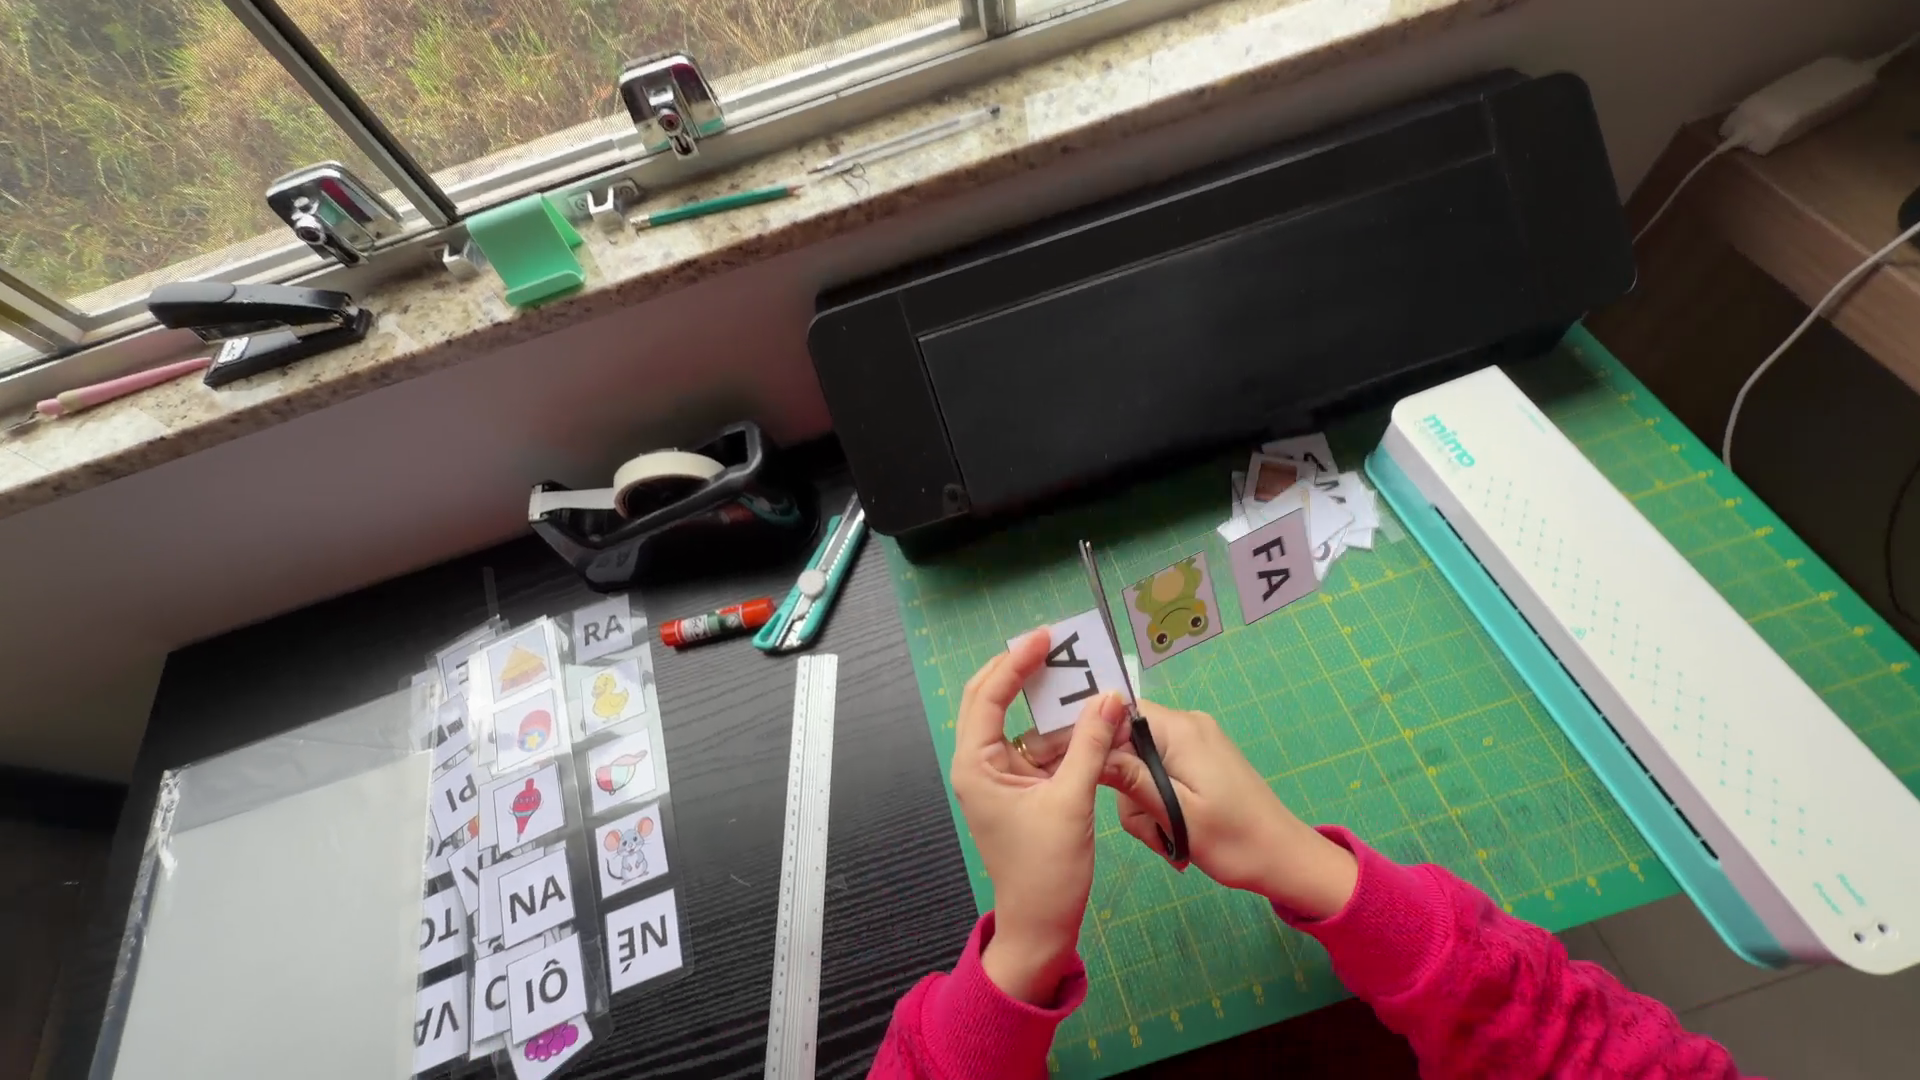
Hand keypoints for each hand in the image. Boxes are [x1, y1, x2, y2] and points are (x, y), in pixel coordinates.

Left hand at [951, 629, 1128, 1003]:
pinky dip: (1049, 722)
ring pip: (1009, 717)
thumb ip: (1090, 745)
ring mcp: (995, 773)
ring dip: (1034, 693)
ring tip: (1063, 663)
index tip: (1044, 636)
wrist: (1041, 926)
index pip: (989, 696)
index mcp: (975, 764)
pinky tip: (1073, 708)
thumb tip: (1110, 698)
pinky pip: (1029, 741)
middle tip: (1050, 641)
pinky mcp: (1015, 784)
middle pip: (990, 699)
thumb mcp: (1071, 802)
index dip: (1016, 662)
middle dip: (1017, 668)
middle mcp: (978, 762)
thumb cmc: (1047, 870)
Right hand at [1103, 701, 1357, 918]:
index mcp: (1180, 731)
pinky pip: (1160, 774)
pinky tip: (1174, 835)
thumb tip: (1090, 749)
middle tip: (1151, 830)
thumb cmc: (1233, 840)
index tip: (1090, 777)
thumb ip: (1130, 778)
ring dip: (1144, 806)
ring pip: (1140, 766)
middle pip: (1127, 744)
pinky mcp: (1199, 763)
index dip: (1098, 740)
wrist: (1286, 861)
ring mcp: (1194, 745)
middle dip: (1128, 789)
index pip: (1119, 712)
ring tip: (1167, 840)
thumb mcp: (1175, 813)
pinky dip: (1160, 804)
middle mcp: (1186, 727)